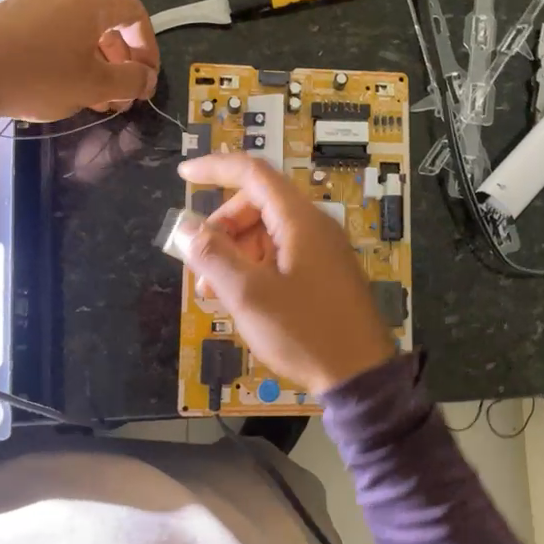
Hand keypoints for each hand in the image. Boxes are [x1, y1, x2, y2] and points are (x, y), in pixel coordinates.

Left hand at [0, 0, 157, 121]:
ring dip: (96, 61)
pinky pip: (54, 28)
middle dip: (121, 60)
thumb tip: (146, 78)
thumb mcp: (93, 86)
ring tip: (95, 96)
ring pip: (80, 28)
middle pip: (108, 22)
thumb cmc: (38, 77)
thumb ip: (130, 81)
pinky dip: (69, 53)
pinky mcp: (13, 11)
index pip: (135, 15)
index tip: (145, 79)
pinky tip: (64, 82)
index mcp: (89, 1)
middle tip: (121, 95)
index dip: (148, 48)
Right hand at [175, 153, 395, 393]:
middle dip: (223, 227)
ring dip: (236, 251)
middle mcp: (314, 225)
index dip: (215, 168)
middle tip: (201, 262)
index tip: (183, 174)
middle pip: (258, 203)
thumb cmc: (304, 332)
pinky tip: (241, 297)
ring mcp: (323, 249)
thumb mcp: (249, 296)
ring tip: (214, 290)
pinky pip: (282, 253)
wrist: (360, 375)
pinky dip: (255, 266)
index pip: (253, 173)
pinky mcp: (325, 272)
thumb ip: (213, 257)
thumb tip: (186, 227)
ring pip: (268, 231)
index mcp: (299, 220)